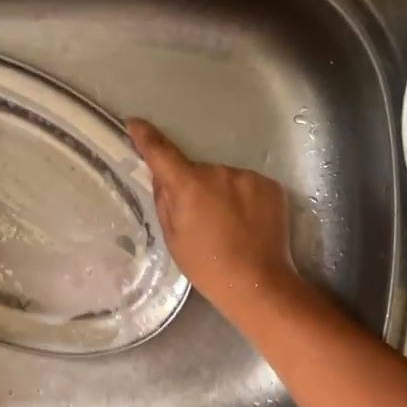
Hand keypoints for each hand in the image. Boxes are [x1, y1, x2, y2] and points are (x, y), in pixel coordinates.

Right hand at [127, 118, 301, 317]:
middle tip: (202, 222)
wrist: (258, 283)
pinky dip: (246, 201)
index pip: (161, 152)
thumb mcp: (174, 239)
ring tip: (230, 228)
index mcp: (189, 185)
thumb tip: (162, 178)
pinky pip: (249, 187)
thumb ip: (165, 202)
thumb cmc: (208, 267)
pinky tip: (249, 226)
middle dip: (196, 189)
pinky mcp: (271, 186)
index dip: (146, 136)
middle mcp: (219, 172)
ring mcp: (248, 177)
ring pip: (226, 180)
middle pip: (199, 172)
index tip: (135, 124)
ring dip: (223, 195)